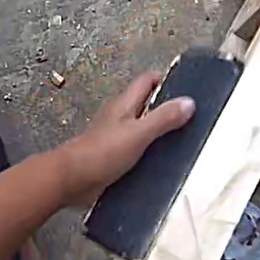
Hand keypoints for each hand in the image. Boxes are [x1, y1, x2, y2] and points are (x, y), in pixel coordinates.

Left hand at [54, 73, 193, 205]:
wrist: (70, 180)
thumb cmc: (101, 152)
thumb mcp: (139, 133)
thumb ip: (164, 118)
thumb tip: (189, 102)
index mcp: (125, 103)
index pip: (147, 80)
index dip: (165, 79)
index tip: (185, 86)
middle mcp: (119, 115)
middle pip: (145, 102)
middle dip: (165, 106)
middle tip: (187, 114)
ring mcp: (114, 135)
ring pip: (140, 124)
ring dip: (156, 128)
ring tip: (179, 136)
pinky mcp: (111, 154)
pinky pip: (135, 145)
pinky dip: (148, 148)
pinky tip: (159, 158)